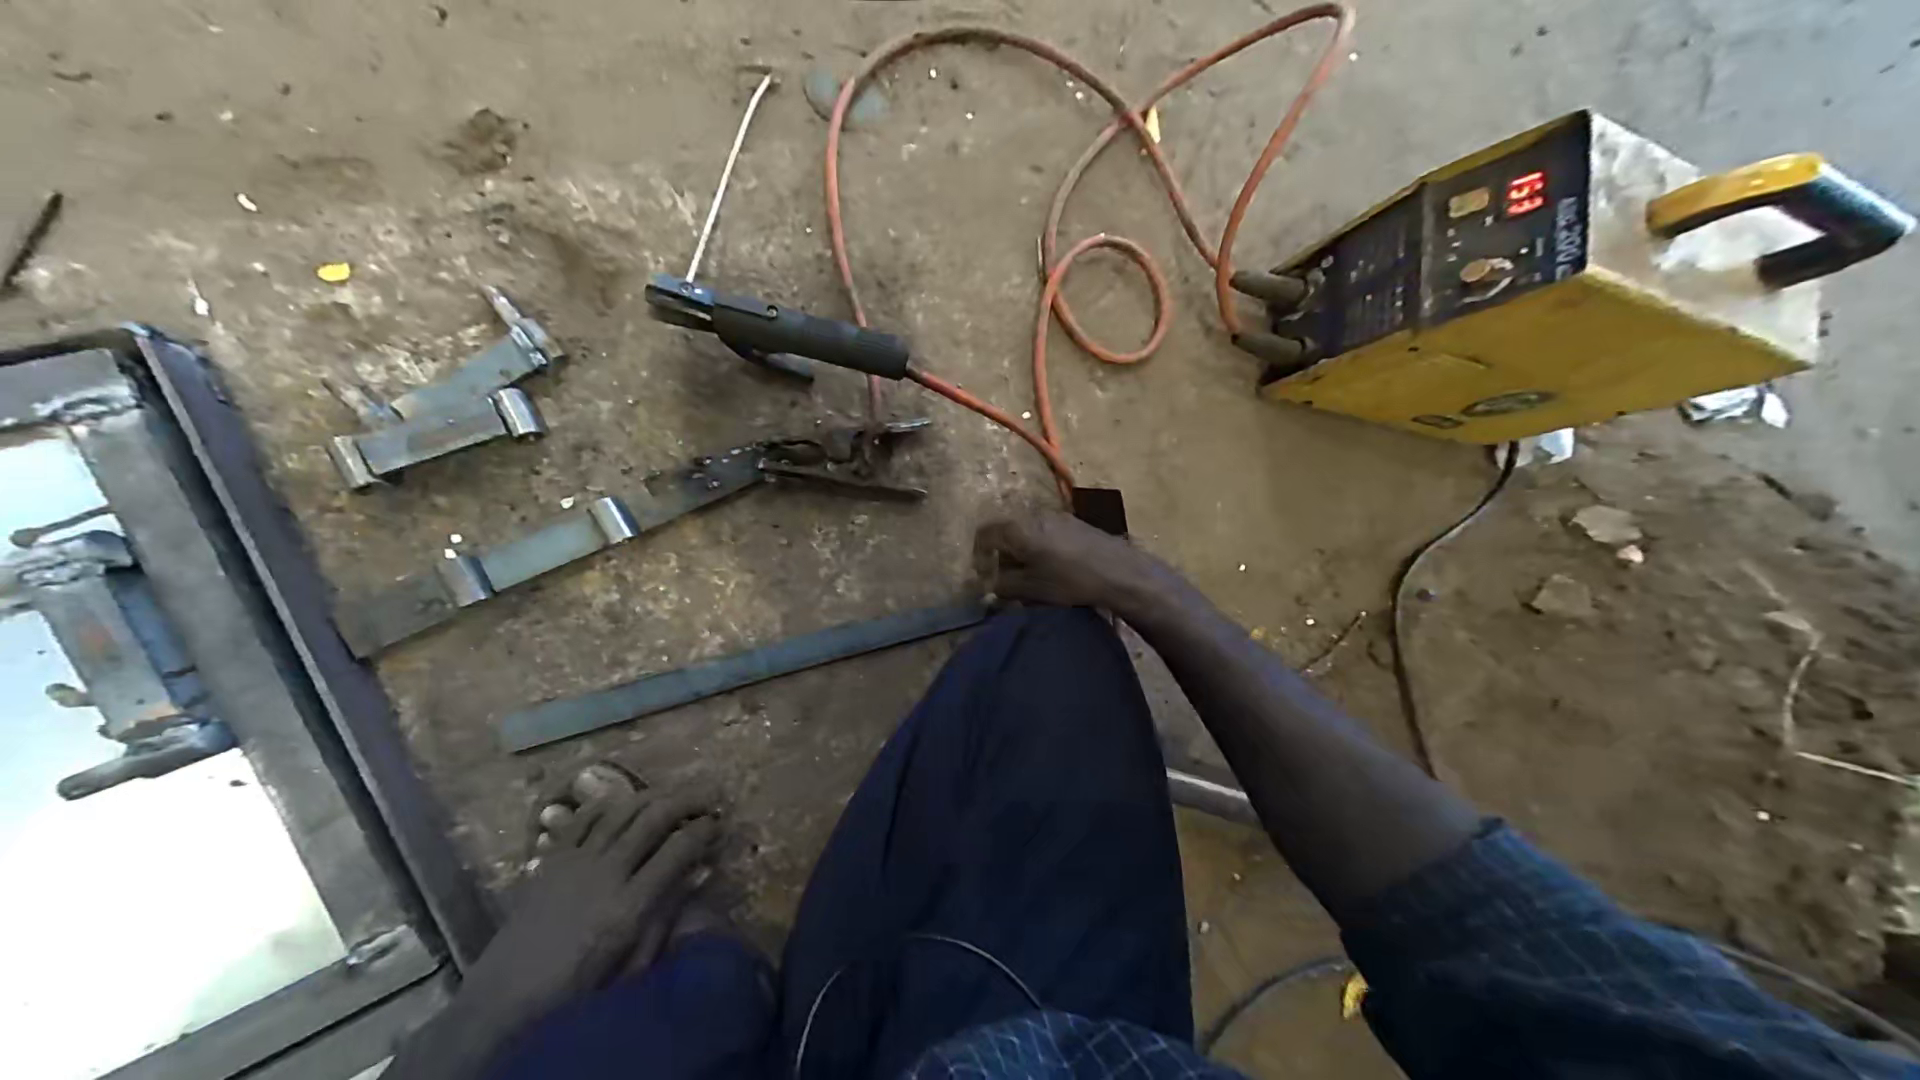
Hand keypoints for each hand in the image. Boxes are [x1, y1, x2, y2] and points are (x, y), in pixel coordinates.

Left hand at [385, 784, 721, 1079]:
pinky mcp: (551, 859)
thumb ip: (667, 916)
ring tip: (673, 793)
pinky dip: (608, 803)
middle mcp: (606, 873)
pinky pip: (583, 818)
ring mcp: (575, 862)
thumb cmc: (577, 990)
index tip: (718, 823)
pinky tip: (625, 800)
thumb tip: (698, 873)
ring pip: (622, 810)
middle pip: (654, 819)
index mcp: (629, 906)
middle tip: (708, 796)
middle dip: (688, 801)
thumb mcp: (632, 964)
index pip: (678, 850)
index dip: (704, 830)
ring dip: (654, 795)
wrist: (504, 1000)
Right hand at [975, 512, 1175, 613]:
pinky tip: (1052, 566)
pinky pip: (1045, 531)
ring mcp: (1056, 516)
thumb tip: (992, 584)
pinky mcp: (1074, 522)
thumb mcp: (1031, 588)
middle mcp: (1034, 515)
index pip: (985, 534)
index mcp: (1018, 529)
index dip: (979, 555)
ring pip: (1027, 530)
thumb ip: (1004, 585)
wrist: (1119, 571)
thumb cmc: (1070, 581)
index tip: (984, 576)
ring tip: (1029, 574)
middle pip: (1006, 530)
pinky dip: (1039, 546)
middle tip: (1005, 577)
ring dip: (1022, 550)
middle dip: (1001, 554)